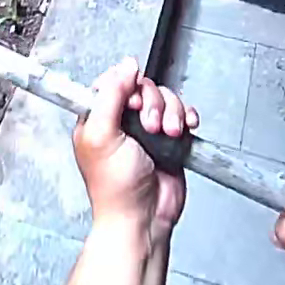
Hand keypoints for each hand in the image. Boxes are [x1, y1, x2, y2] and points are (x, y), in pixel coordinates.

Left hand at [73, 58, 197, 245]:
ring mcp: (147, 128)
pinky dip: (186, 117)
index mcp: (97, 116)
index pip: (114, 81)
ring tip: (167, 134)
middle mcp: (122, 119)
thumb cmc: (116, 188)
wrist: (144, 218)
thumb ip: (110, 96)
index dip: (127, 86)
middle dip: (152, 103)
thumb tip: (125, 66)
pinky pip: (182, 112)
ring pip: (165, 97)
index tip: (130, 104)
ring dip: (171, 112)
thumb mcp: (101, 135)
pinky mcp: (169, 138)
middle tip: (149, 126)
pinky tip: (184, 129)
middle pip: (143, 86)